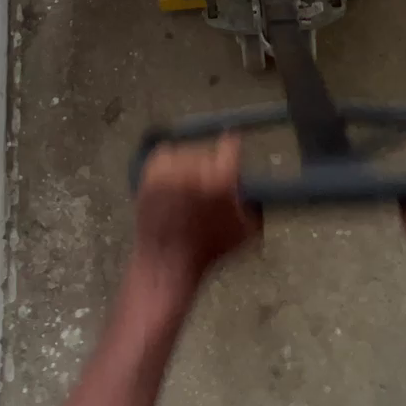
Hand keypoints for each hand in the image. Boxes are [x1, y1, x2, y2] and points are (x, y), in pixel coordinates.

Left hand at [131, 136, 260, 293]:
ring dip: (189, 166)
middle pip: (207, 153)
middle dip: (210, 167)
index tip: (231, 148)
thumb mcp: (246, 231)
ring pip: (185, 154)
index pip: (231, 145)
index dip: (232, 147)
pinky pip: (165, 154)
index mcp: (223, 178)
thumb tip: (251, 186)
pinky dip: (169, 163)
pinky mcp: (152, 171)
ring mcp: (171, 168)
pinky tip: (172, 179)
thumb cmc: (209, 249)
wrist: (167, 260)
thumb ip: (254, 203)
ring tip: (188, 187)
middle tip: (207, 186)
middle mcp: (197, 167)